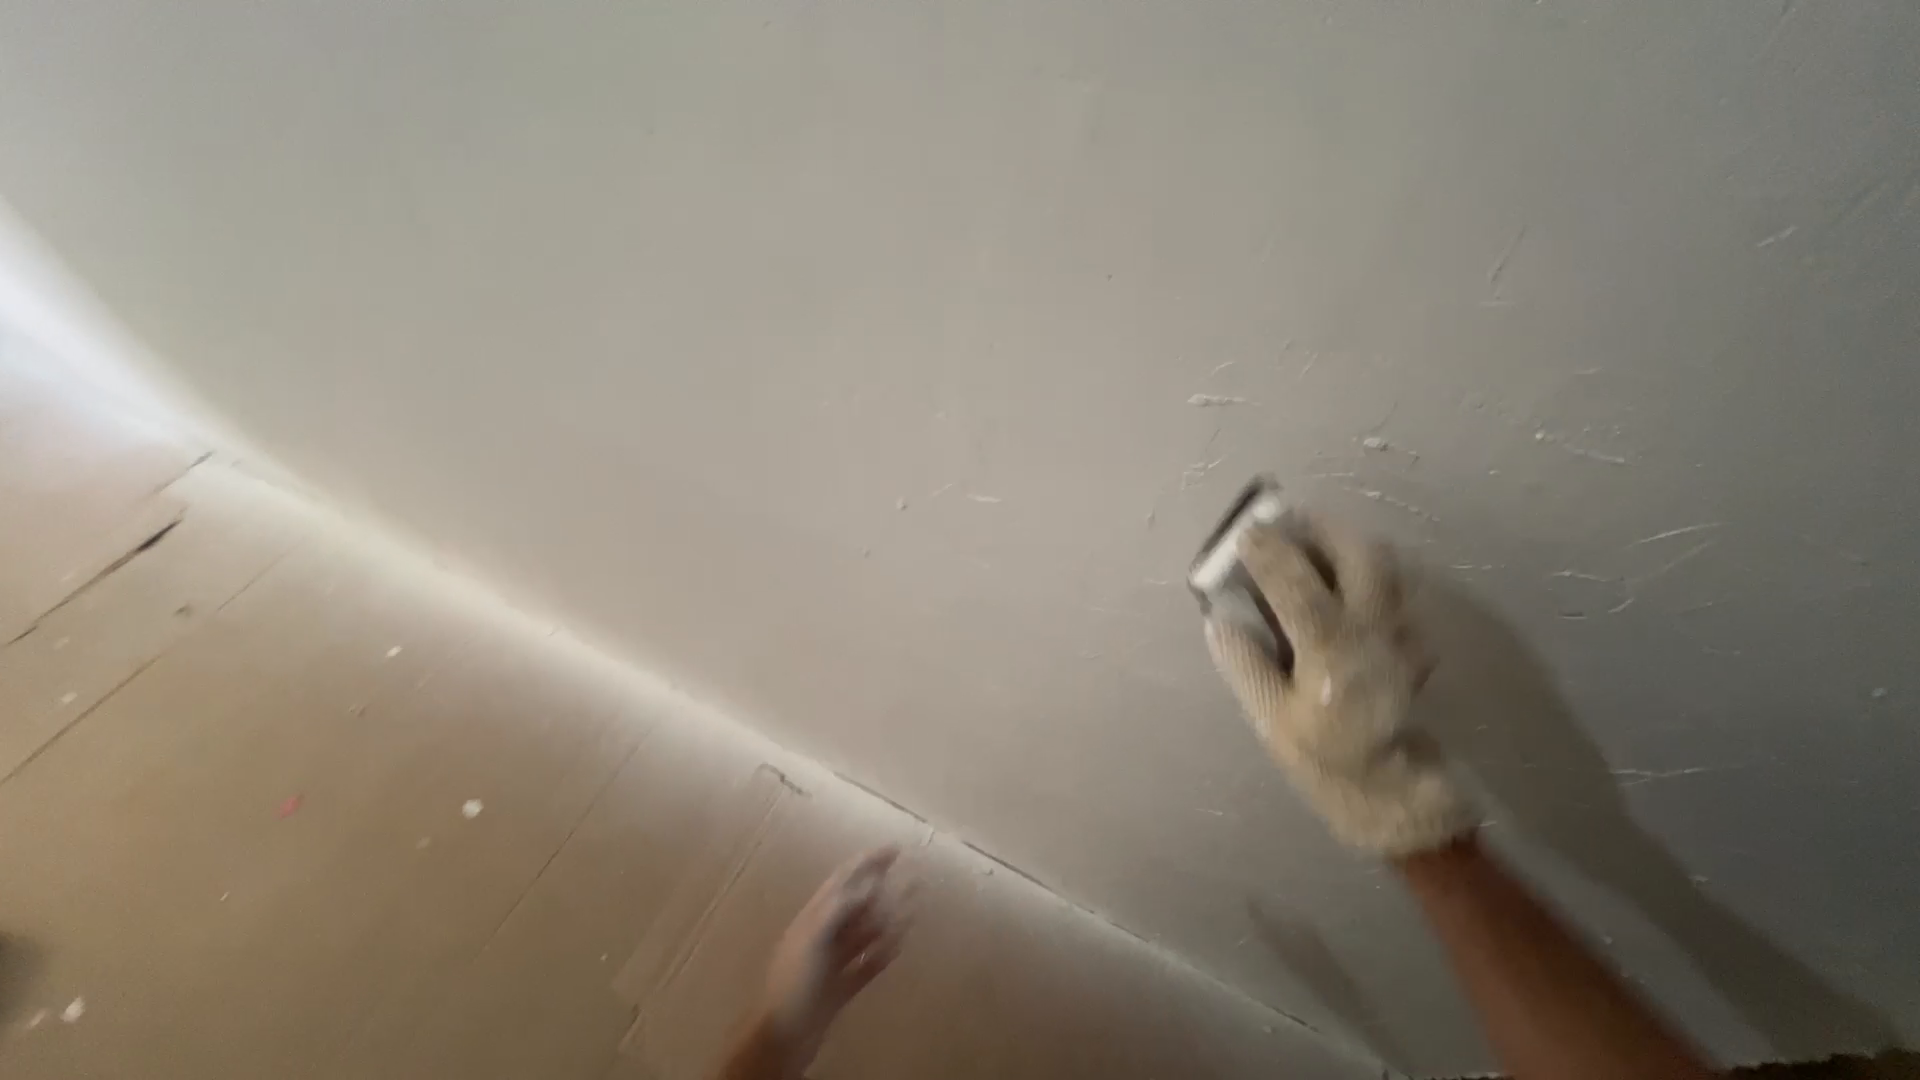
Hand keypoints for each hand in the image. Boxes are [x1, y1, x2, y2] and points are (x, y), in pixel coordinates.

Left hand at [760, 846, 911, 1054]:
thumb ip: (838, 909)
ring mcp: (834, 960)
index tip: (895, 849)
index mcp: (814, 916)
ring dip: (890, 916)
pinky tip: (900, 943)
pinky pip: (868, 963)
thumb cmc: (792, 984)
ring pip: (867, 931)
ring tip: (915, 903)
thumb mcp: (812, 940)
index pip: (844, 879)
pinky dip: (884, 951)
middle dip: (885, 884)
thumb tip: (868, 884)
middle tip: (914, 872)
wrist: (780, 1039)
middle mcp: (825, 933)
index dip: (868, 862)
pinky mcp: (842, 986)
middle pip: (859, 902)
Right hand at [1204, 511, 1476, 855]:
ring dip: (1348, 543)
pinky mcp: (1415, 641)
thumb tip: (1221, 618)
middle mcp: (1373, 633)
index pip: (1297, 587)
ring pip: (1385, 567)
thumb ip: (1245, 664)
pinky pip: (1394, 588)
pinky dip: (1366, 570)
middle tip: (1289, 520)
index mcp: (1331, 654)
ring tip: (1315, 538)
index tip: (1247, 532)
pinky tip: (1344, 579)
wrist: (1394, 790)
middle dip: (1323, 529)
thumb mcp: (1271, 720)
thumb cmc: (1326, 758)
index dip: (1270, 554)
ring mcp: (1402, 634)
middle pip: (1360, 558)